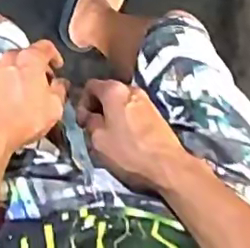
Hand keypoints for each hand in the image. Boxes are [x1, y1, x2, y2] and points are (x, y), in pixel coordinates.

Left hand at [0, 40, 67, 154]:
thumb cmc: (25, 117)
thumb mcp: (54, 107)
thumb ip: (60, 90)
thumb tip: (60, 83)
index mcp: (31, 57)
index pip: (47, 46)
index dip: (55, 55)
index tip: (58, 67)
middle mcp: (12, 57)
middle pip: (28, 55)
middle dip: (37, 66)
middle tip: (44, 82)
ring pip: (13, 67)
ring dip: (21, 75)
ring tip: (27, 93)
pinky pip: (1, 79)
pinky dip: (8, 85)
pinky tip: (12, 101)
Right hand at [77, 79, 192, 191]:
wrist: (167, 164)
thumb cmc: (129, 151)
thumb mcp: (99, 140)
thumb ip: (89, 122)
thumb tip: (88, 114)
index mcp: (114, 89)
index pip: (90, 85)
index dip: (82, 103)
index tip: (83, 124)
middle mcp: (130, 87)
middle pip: (106, 92)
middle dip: (97, 110)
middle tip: (95, 133)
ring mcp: (144, 98)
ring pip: (119, 102)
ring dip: (111, 116)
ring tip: (111, 138)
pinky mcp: (154, 111)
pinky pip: (132, 109)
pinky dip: (124, 119)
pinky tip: (126, 139)